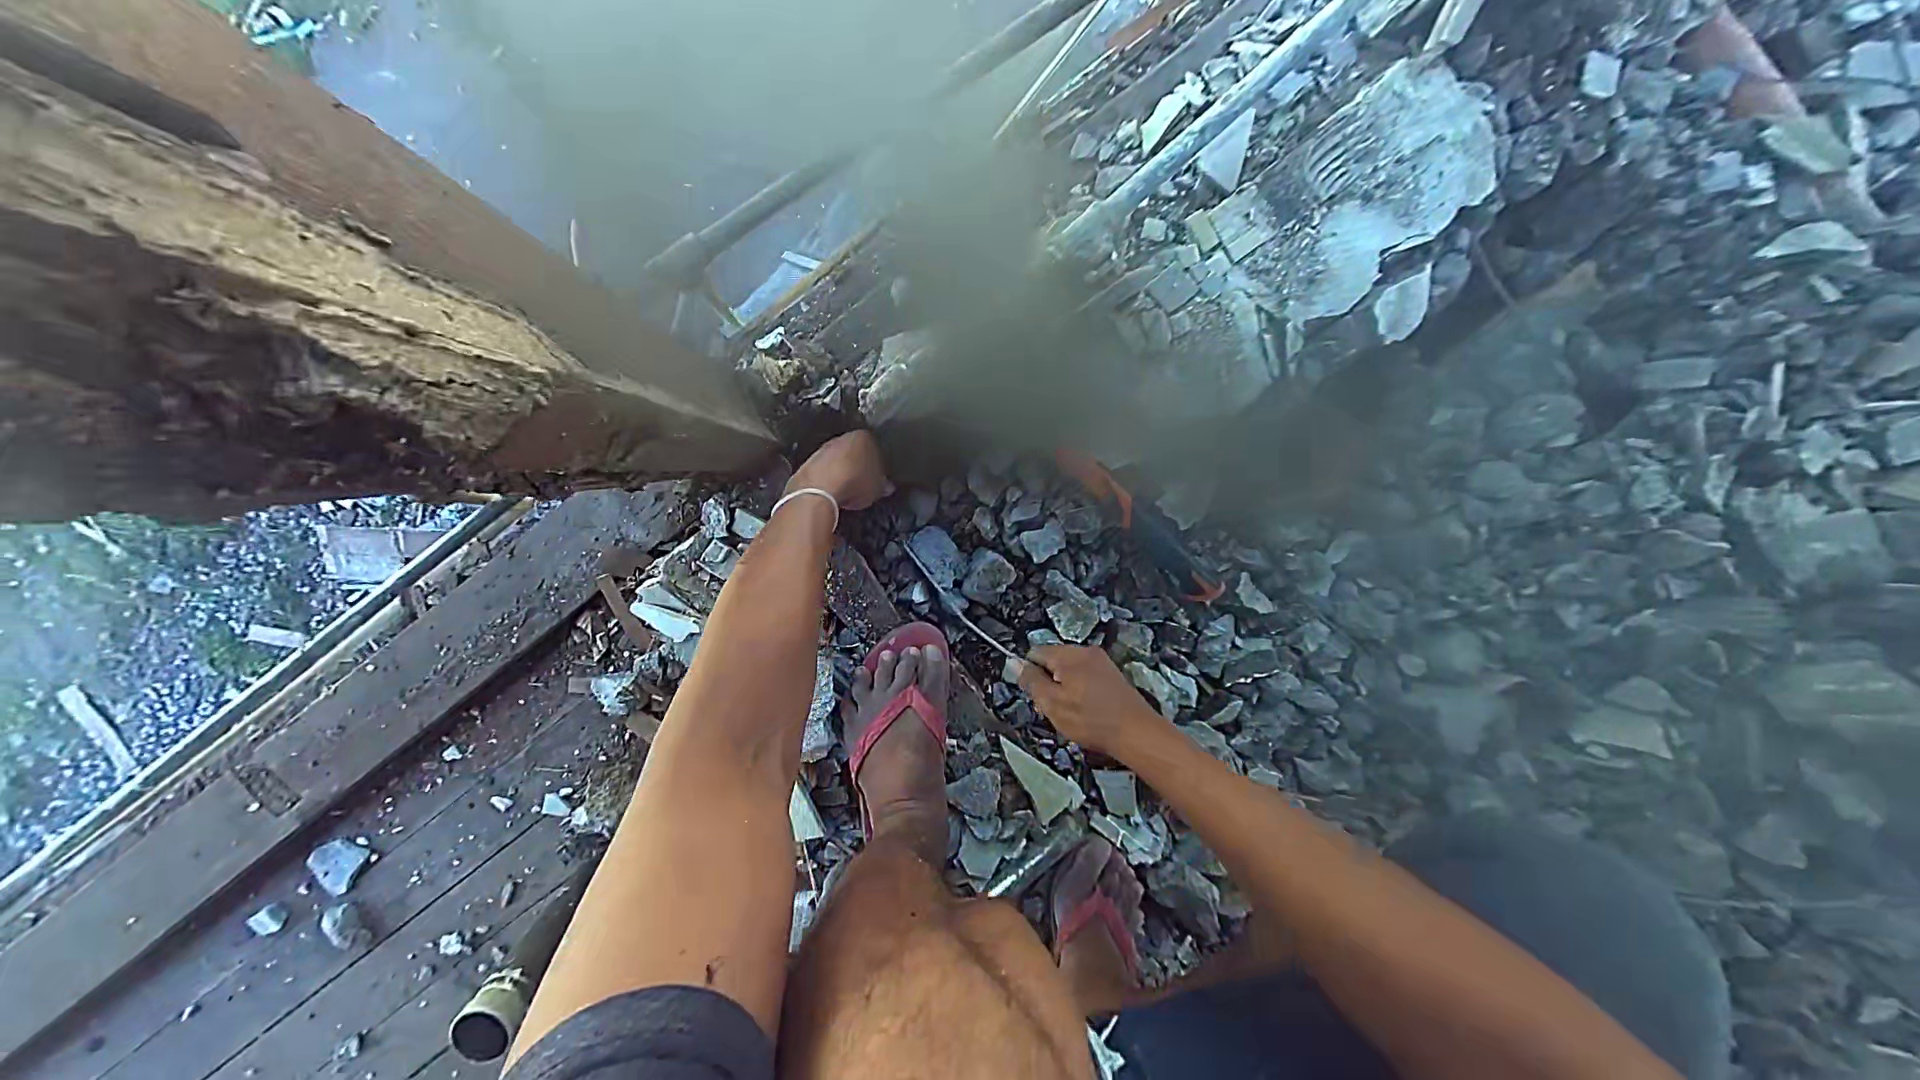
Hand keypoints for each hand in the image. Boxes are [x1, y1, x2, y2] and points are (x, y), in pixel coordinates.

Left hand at [787, 430, 892, 510]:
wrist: (818, 492)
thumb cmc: (854, 484)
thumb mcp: (877, 488)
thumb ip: (883, 484)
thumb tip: (886, 486)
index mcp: (864, 437)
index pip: (875, 447)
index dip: (877, 464)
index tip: (878, 478)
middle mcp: (841, 438)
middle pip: (854, 452)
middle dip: (858, 466)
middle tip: (863, 485)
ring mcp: (822, 450)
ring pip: (836, 461)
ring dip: (841, 473)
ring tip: (846, 492)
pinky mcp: (807, 464)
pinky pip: (822, 472)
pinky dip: (826, 481)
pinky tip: (831, 494)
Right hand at [1019, 646, 1169, 759]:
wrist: (1136, 733)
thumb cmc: (1092, 721)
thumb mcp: (1052, 703)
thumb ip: (1031, 681)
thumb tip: (1014, 663)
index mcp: (1069, 654)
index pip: (1034, 653)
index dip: (1030, 674)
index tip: (1036, 696)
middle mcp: (1086, 651)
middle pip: (1053, 661)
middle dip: (1048, 683)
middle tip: (1054, 709)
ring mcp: (1101, 662)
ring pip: (1069, 671)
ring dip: (1065, 689)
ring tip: (1072, 713)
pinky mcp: (1112, 675)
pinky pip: (1086, 677)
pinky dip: (1081, 692)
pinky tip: (1087, 712)